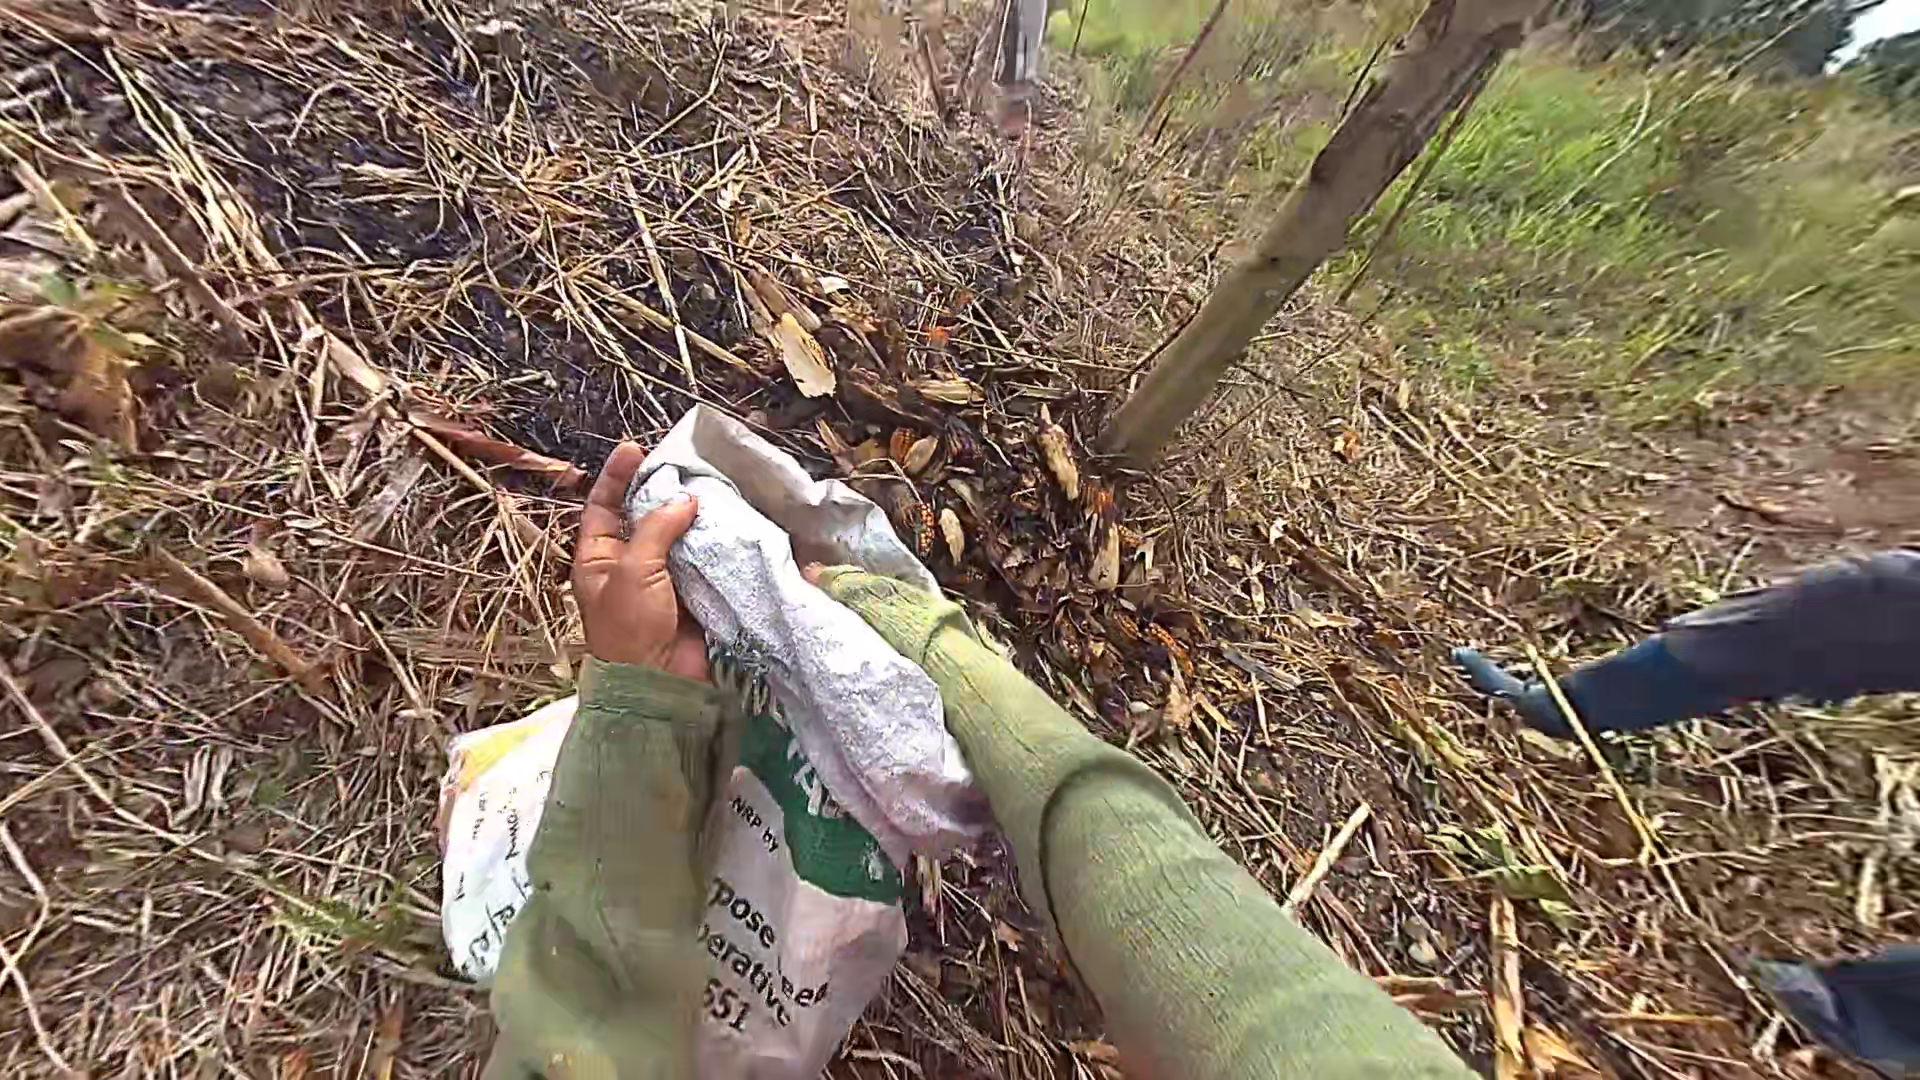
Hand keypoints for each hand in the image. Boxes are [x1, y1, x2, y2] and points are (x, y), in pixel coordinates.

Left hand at [572, 441, 708, 680]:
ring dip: (693, 515)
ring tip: (711, 490)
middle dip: (662, 491)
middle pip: (645, 515)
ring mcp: (664, 575)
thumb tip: (686, 499)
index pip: (602, 506)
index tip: (635, 449)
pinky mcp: (694, 588)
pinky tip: (727, 523)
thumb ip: (657, 530)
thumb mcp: (631, 571)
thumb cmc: (630, 626)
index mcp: (598, 557)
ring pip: (678, 534)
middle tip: (685, 468)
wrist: (660, 679)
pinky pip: (702, 555)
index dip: (616, 476)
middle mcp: (630, 561)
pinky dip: (713, 539)